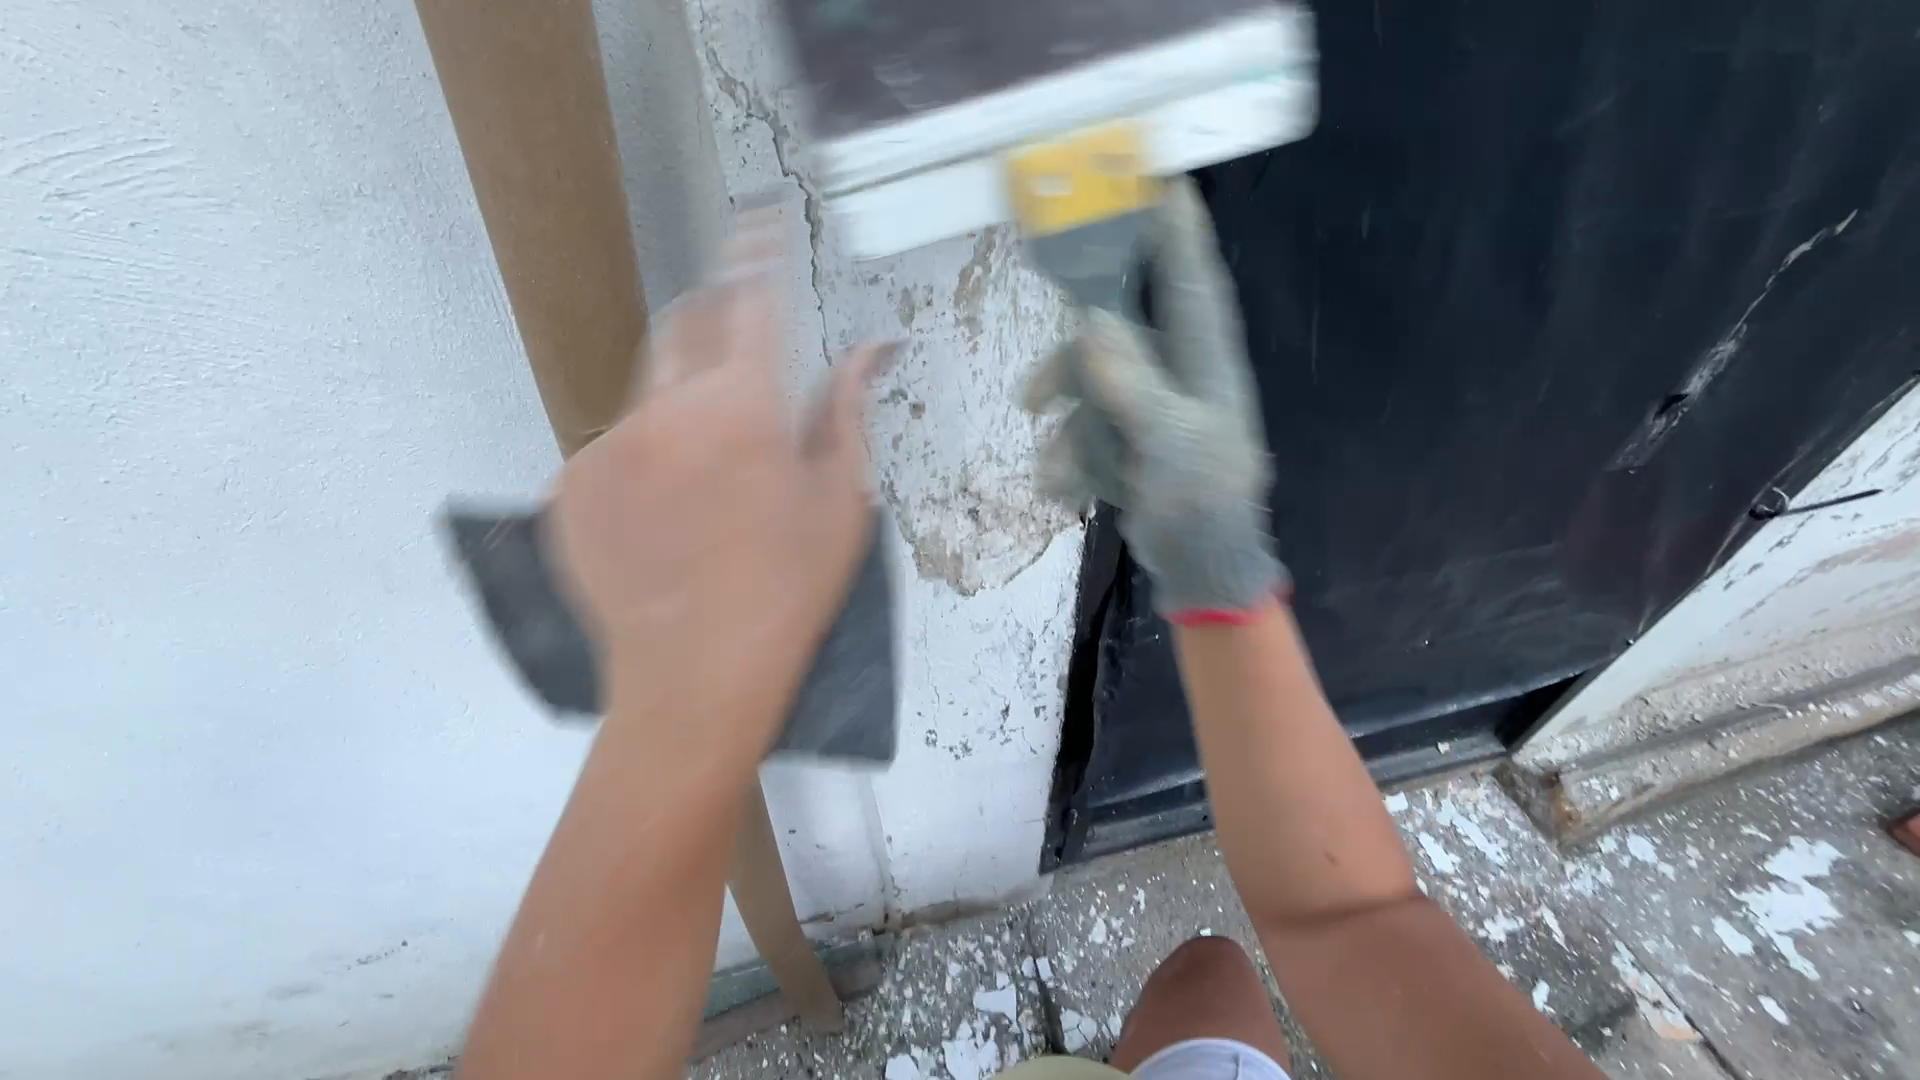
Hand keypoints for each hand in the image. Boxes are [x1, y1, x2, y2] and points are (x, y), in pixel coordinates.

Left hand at [550, 210, 888, 758]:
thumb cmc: (788, 593)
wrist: (696, 678)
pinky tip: (665, 513)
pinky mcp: (569, 486)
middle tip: (741, 372)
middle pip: (683, 326)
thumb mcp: (840, 504)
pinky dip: (643, 454)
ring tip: (706, 476)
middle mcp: (663, 409)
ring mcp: (605, 447)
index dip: (755, 254)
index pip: (749, 300)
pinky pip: (611, 444)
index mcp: (742, 406)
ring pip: (646, 389)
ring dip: (680, 403)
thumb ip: (846, 413)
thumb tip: (869, 352)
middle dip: (714, 326)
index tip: (753, 221)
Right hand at [1024, 178, 1284, 621]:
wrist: (1201, 564)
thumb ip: (1132, 384)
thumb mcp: (1171, 444)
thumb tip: (1089, 324)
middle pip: (1114, 328)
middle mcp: (1176, 369)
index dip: (1170, 222)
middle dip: (1073, 352)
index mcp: (1204, 358)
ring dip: (1064, 425)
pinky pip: (1084, 427)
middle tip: (1032, 368)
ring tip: (1052, 470)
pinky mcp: (1127, 435)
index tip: (1150, 171)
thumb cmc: (1202, 501)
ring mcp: (1149, 404)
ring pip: (1087, 384)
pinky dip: (1070, 457)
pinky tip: (1064, 490)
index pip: (1186, 274)